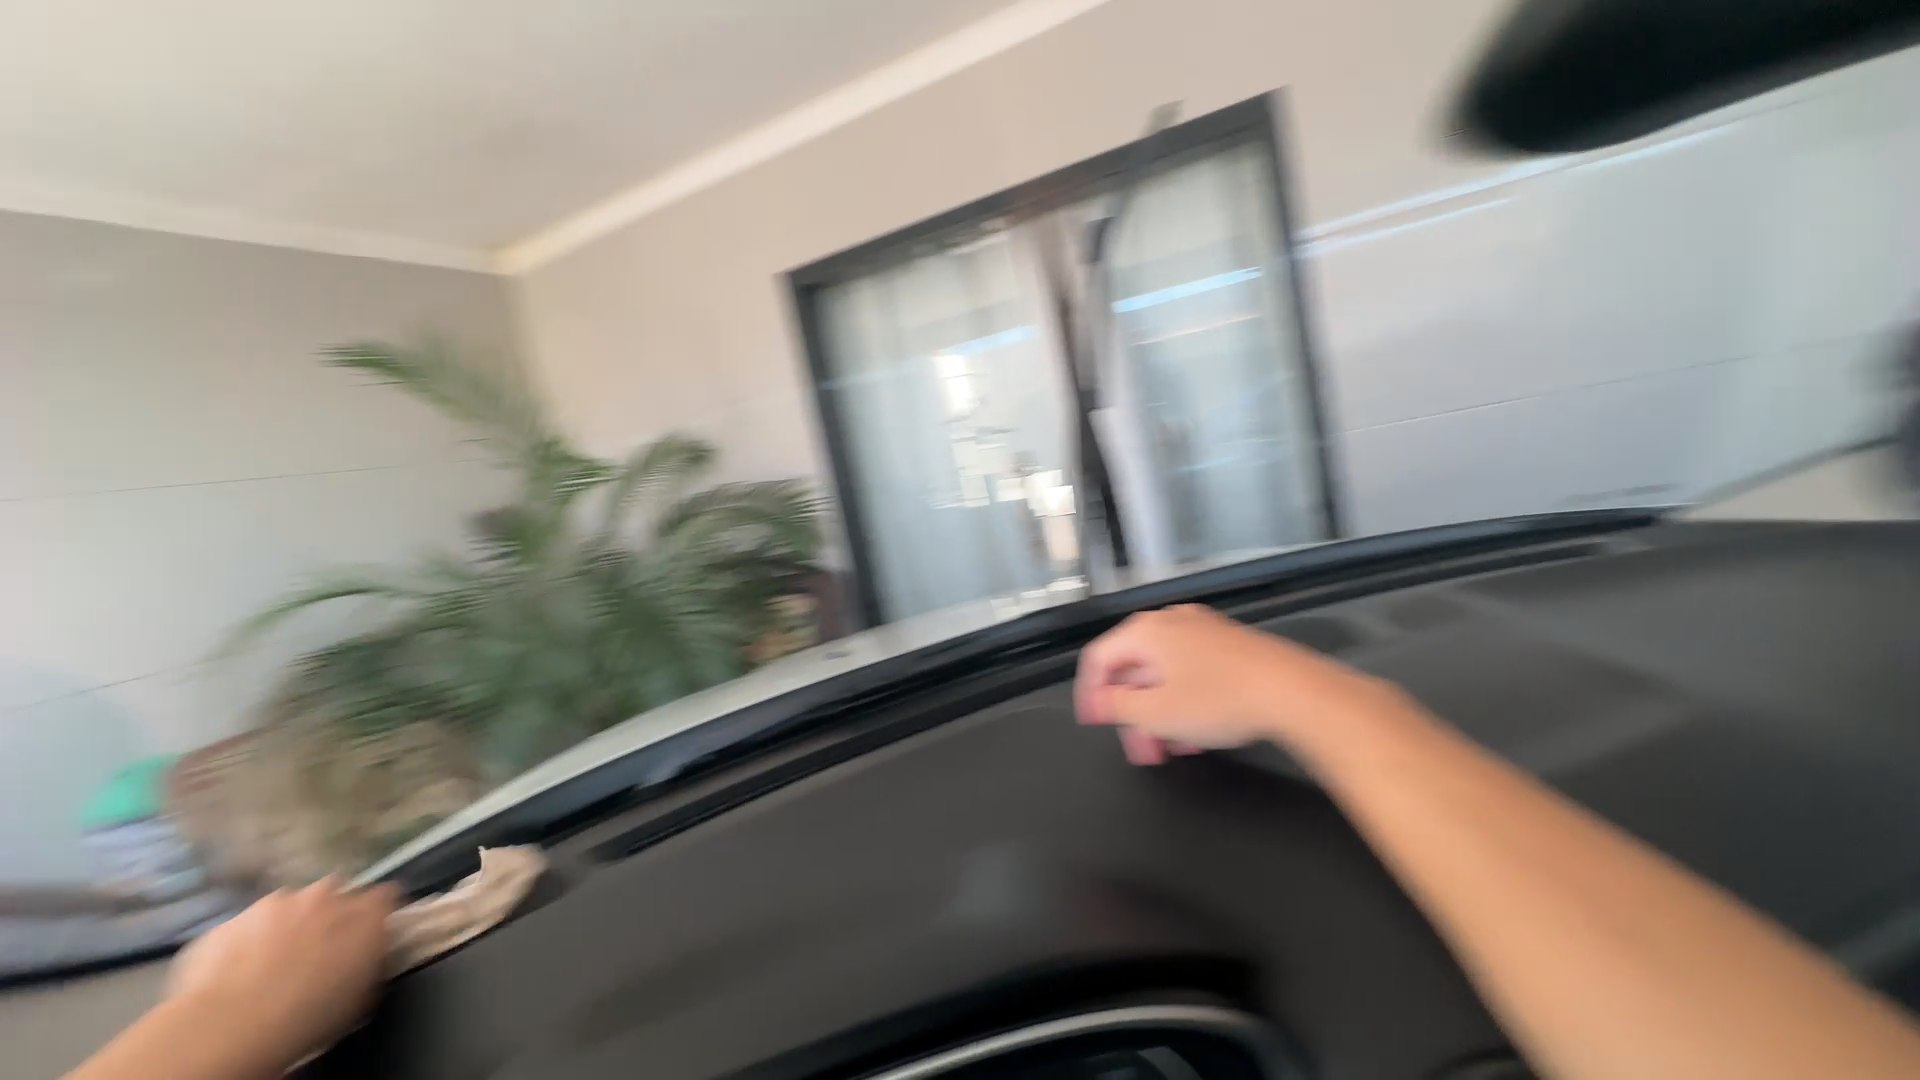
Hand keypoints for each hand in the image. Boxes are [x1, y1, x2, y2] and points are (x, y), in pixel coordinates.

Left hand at [168, 878, 398, 1069]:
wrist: (230, 1025)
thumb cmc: (310, 1014)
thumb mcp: (363, 993)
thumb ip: (372, 958)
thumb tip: (368, 955)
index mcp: (369, 910)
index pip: (386, 896)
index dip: (377, 914)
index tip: (368, 935)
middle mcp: (328, 894)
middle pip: (336, 893)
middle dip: (329, 915)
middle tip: (318, 950)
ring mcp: (276, 903)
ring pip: (289, 907)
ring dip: (287, 925)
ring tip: (272, 964)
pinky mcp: (230, 920)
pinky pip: (246, 927)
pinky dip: (246, 942)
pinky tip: (237, 974)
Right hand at [1075, 604, 1402, 763]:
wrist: (1295, 691)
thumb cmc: (1219, 700)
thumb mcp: (1157, 713)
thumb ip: (1117, 706)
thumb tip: (1095, 702)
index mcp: (1145, 632)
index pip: (1098, 659)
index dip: (1090, 695)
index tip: (1096, 726)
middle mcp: (1170, 621)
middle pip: (1132, 668)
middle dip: (1132, 714)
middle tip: (1142, 752)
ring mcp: (1202, 629)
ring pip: (1163, 673)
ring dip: (1159, 713)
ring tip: (1173, 748)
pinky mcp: (1227, 643)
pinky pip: (1189, 670)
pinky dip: (1183, 700)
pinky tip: (1199, 733)